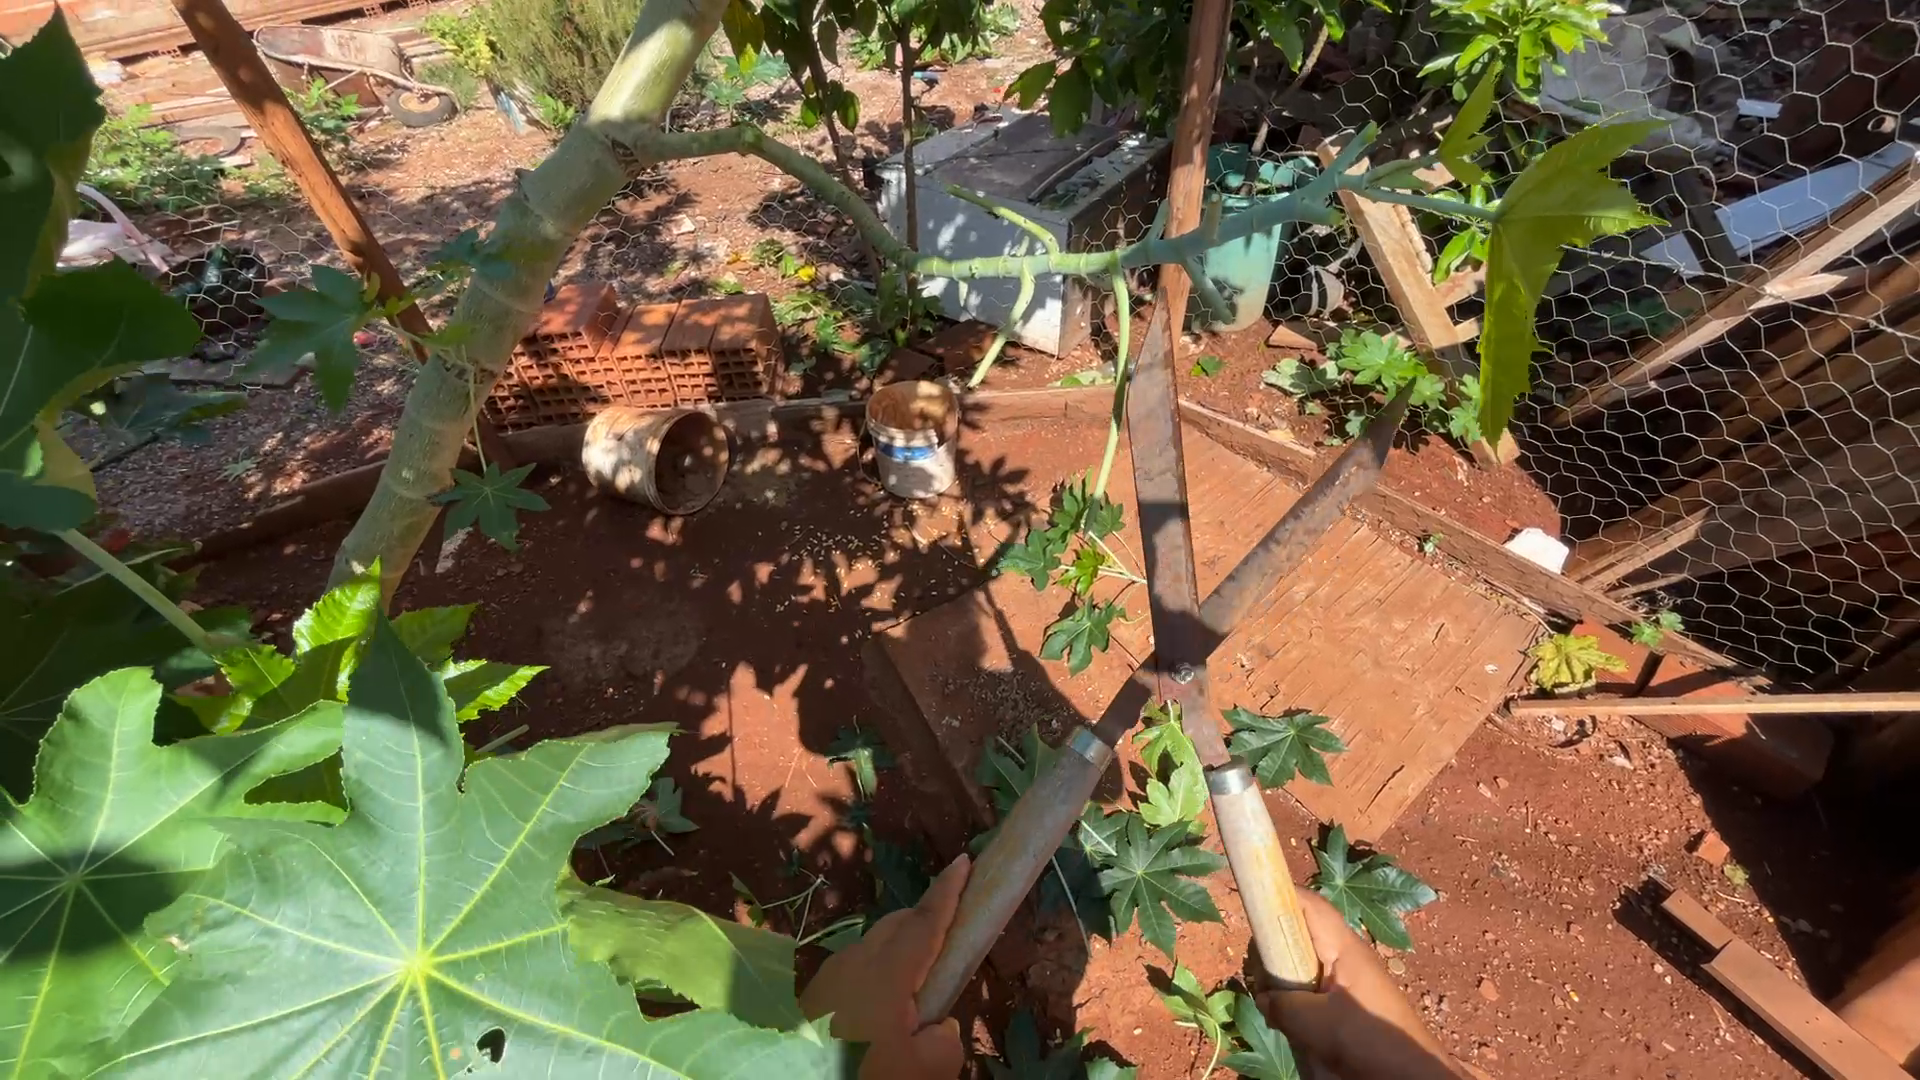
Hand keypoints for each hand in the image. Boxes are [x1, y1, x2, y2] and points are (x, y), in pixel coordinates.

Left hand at [800, 854, 969, 1079]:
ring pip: (877, 944)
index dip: (948, 890)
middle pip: (899, 924)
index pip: (925, 920)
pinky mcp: (816, 991)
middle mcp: (857, 959)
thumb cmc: (857, 1073)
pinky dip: (879, 970)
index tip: (964, 861)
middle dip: (927, 921)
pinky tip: (882, 1008)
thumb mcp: (914, 1072)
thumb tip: (943, 1029)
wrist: (790, 1078)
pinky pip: (857, 965)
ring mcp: (832, 972)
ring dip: (901, 950)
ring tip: (918, 986)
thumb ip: (943, 1046)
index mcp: (886, 970)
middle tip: (951, 942)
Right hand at [1260, 891, 1464, 1079]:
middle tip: (1261, 976)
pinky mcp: (1349, 1005)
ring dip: (1284, 981)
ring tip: (1276, 1007)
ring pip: (1301, 964)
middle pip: (1297, 933)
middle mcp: (1345, 955)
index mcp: (1343, 945)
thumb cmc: (1374, 1042)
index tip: (1247, 903)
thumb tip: (1264, 998)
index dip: (1276, 894)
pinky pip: (1312, 990)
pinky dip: (1297, 1002)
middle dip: (1273, 949)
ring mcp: (1348, 981)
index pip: (1305, 902)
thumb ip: (1282, 1005)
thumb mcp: (1320, 1024)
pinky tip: (1293, 1024)